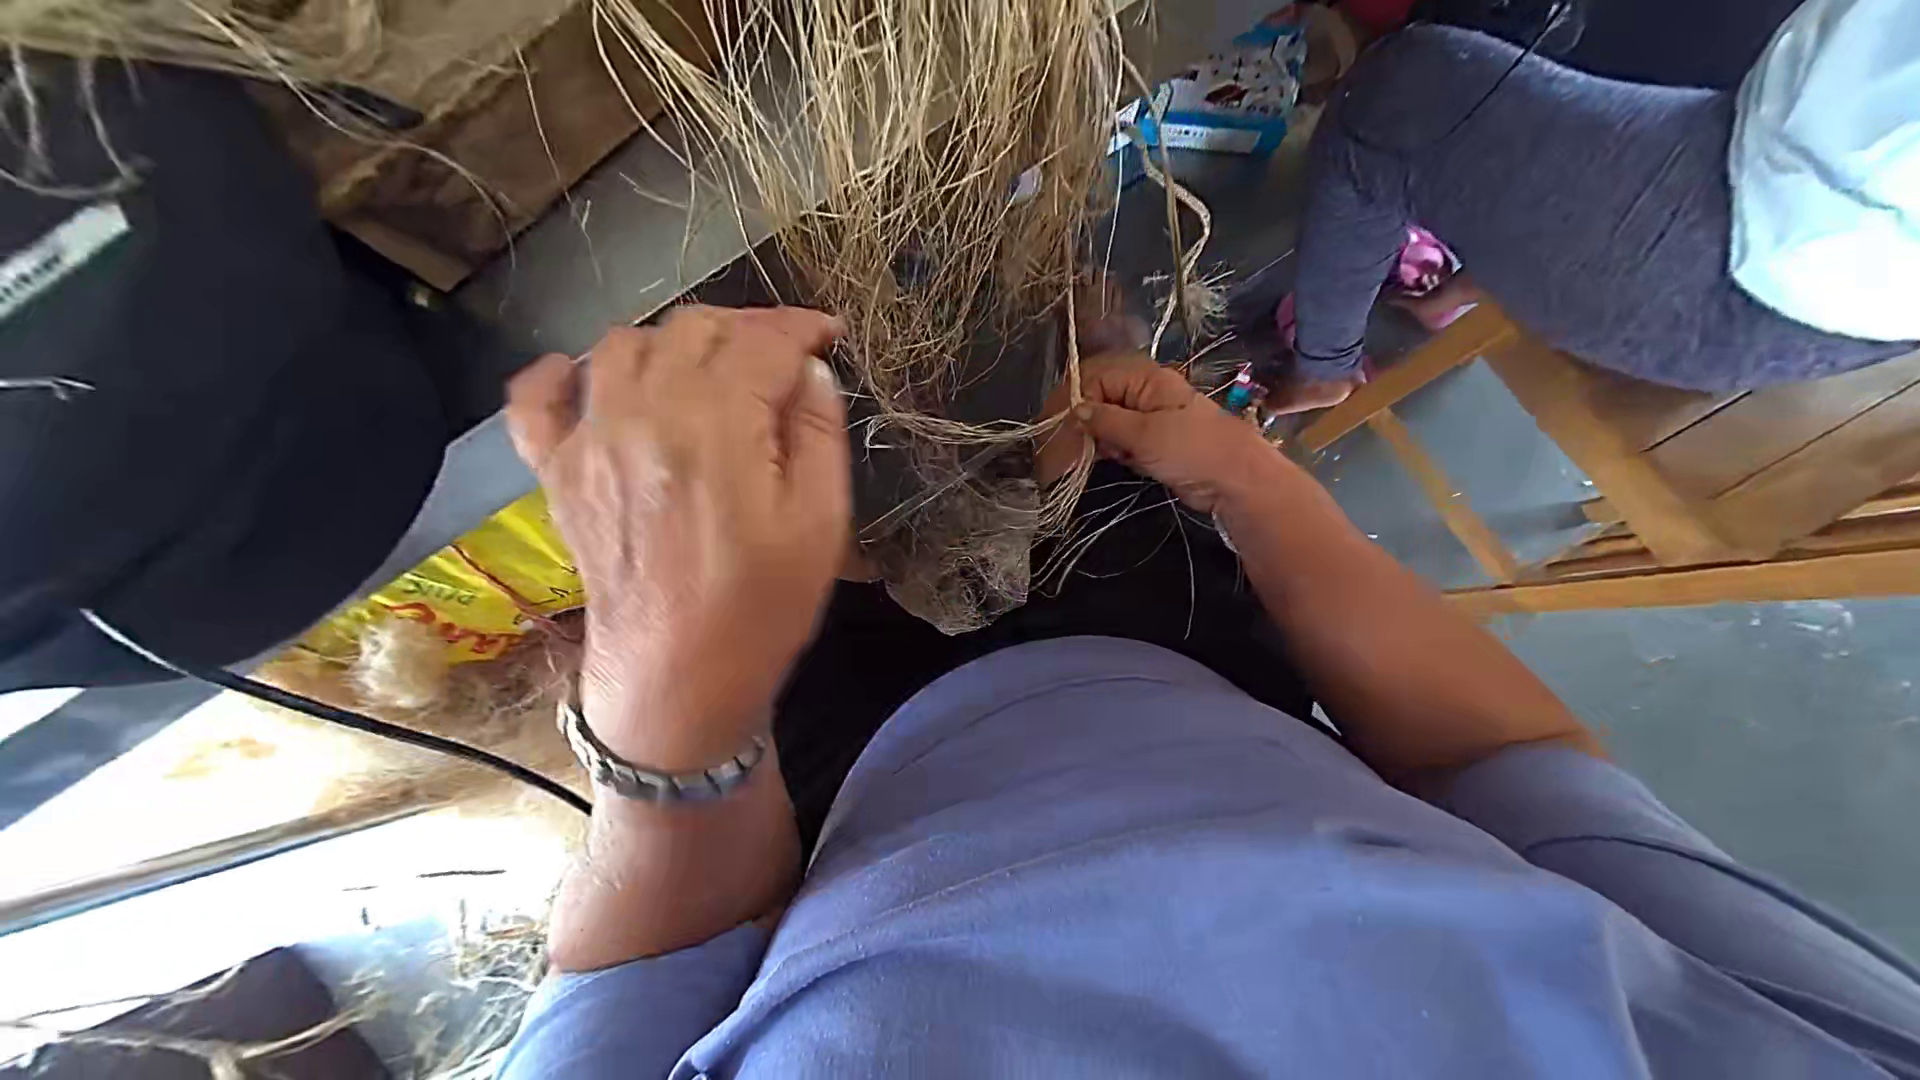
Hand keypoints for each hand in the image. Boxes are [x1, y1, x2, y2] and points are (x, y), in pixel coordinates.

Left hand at [506, 306, 848, 771]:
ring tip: (713, 369)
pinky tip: (589, 375)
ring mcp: (590, 440)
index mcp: (717, 427)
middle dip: (749, 328)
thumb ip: (819, 435)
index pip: (761, 341)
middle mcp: (644, 415)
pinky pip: (537, 399)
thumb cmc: (764, 604)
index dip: (801, 326)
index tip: (828, 333)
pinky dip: (563, 373)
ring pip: (625, 344)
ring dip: (678, 342)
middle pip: (694, 329)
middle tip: (783, 355)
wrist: (678, 677)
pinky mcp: (559, 472)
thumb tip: (810, 373)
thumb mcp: (821, 523)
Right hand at [1041, 351, 1280, 512]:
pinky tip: (1104, 460)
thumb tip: (1076, 410)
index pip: (1096, 377)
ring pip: (1106, 420)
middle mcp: (1144, 393)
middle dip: (1080, 419)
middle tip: (1063, 443)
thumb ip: (1107, 420)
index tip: (1059, 426)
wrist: (1235, 481)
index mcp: (1145, 380)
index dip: (1074, 399)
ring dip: (1093, 437)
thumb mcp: (1145, 433)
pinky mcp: (1150, 442)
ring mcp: (1147, 418)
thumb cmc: (1193, 450)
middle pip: (1098, 397)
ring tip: (1084, 455)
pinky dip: (1107, 449)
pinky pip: (1118, 439)